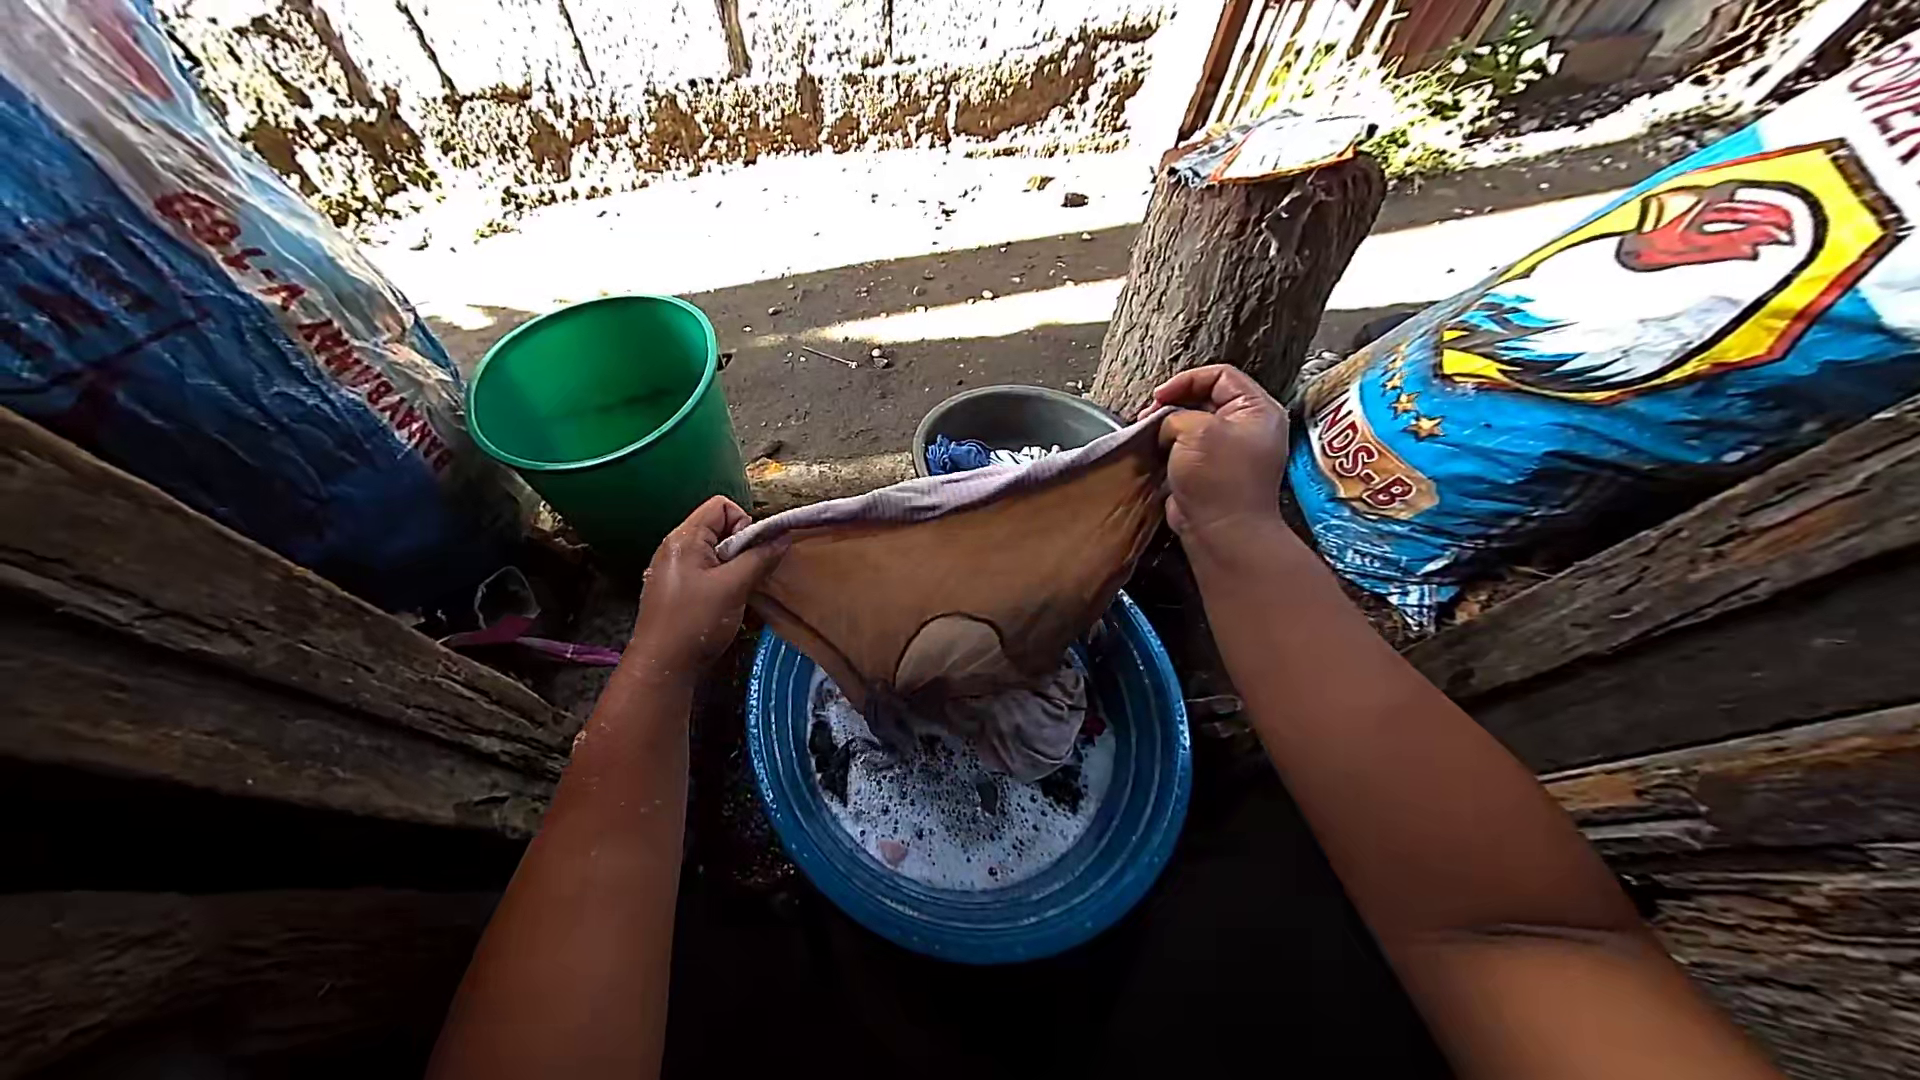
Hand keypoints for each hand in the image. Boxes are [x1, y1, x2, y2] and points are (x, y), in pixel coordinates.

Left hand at [628, 496, 785, 680]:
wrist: (663, 666)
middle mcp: (676, 547)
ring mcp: (675, 569)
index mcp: (684, 538)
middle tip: (747, 574)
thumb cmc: (696, 621)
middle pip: (720, 526)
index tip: (751, 552)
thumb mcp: (735, 586)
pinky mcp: (678, 588)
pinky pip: (708, 569)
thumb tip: (783, 537)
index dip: (744, 522)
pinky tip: (727, 601)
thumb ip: (760, 558)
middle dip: (742, 545)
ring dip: (736, 565)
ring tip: (739, 589)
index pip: (721, 506)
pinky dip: (724, 578)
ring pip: (717, 550)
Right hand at [1147, 365, 1289, 536]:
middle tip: (1149, 416)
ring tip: (1149, 436)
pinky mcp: (1211, 471)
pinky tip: (1155, 454)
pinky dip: (1169, 449)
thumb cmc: (1219, 481)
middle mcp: (1247, 428)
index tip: (1160, 397)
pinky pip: (1187, 449)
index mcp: (1257, 410)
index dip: (1187, 381)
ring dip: (1167, 428)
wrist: (1222, 531)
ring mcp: (1229, 451)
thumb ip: (1177, 415)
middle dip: (1174, 405)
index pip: (1221, 376)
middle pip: (1205, 399)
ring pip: (1193, 425)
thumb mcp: (1196, 431)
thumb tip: (1165, 425)